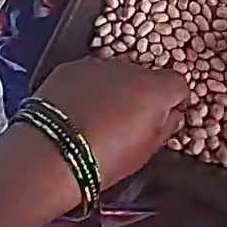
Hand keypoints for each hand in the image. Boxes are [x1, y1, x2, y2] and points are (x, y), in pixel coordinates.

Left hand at [30, 57, 186, 188]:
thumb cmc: (105, 161)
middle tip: (126, 122)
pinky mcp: (69, 67)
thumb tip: (171, 113)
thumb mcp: (146, 152)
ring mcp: (97, 64)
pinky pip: (88, 75)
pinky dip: (86, 88)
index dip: (175, 100)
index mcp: (155, 89)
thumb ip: (166, 126)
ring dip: (113, 89)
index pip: (178, 83)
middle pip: (145, 77)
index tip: (166, 116)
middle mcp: (129, 68)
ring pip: (115, 74)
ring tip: (96, 118)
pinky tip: (74, 111)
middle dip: (141, 94)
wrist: (48, 155)